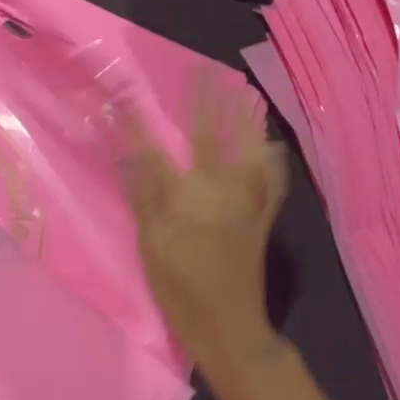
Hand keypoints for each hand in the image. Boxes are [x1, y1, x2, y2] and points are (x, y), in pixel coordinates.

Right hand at [124, 72, 287, 373]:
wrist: (230, 327)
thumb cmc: (180, 286)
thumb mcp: (150, 242)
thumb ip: (142, 193)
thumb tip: (129, 151)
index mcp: (186, 196)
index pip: (157, 147)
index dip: (140, 120)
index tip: (128, 93)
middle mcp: (221, 189)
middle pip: (212, 135)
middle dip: (206, 101)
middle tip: (205, 71)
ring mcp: (247, 202)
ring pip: (248, 150)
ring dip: (243, 118)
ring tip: (242, 91)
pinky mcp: (262, 218)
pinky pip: (272, 181)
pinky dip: (271, 159)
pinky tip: (270, 144)